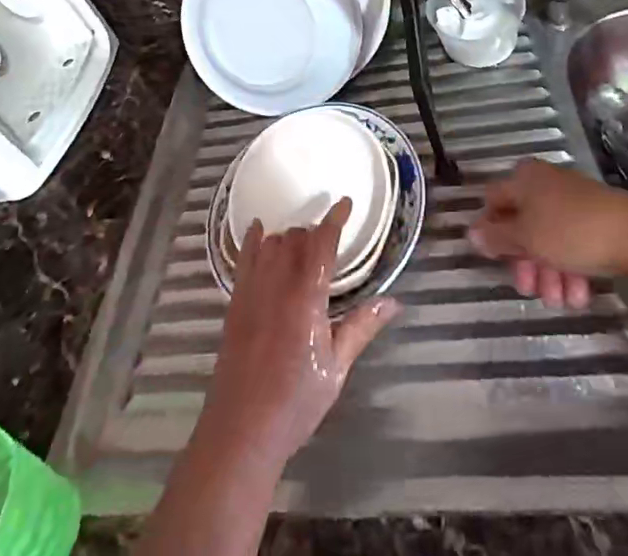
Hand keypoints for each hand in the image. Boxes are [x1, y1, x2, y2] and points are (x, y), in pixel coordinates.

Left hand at [201, 199, 400, 470]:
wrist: (243, 425)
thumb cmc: (297, 401)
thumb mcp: (336, 367)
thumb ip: (361, 327)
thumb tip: (393, 301)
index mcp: (306, 298)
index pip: (322, 245)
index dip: (334, 220)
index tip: (344, 203)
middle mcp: (276, 284)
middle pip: (295, 240)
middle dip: (314, 232)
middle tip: (330, 240)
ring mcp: (251, 290)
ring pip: (270, 244)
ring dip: (289, 237)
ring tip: (303, 243)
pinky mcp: (234, 301)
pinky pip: (243, 258)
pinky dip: (253, 240)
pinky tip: (259, 231)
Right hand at [467, 158, 627, 307]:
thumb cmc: (571, 232)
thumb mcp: (525, 239)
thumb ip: (496, 237)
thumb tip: (472, 233)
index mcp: (523, 179)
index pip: (493, 202)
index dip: (490, 231)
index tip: (495, 259)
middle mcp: (546, 183)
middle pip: (523, 225)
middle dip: (526, 263)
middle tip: (531, 290)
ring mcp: (575, 200)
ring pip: (550, 237)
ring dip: (550, 272)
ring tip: (562, 302)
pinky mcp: (600, 218)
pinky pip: (575, 241)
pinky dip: (572, 267)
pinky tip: (579, 295)